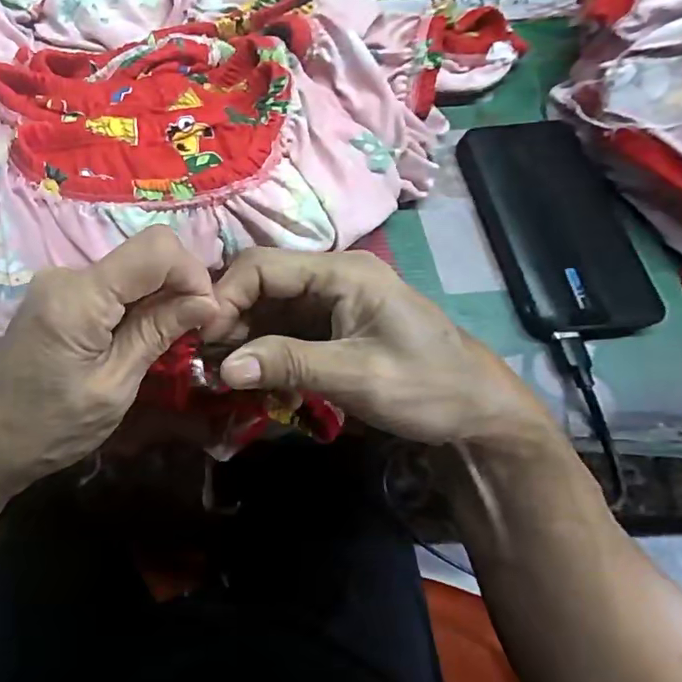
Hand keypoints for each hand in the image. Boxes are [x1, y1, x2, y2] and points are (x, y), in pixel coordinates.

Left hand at [0, 228, 217, 540]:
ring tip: (165, 341)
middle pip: (142, 255)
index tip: (207, 316)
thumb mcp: (115, 387)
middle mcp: (64, 275)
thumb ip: (157, 333)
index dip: (192, 273)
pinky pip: (107, 285)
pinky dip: (131, 304)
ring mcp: (55, 282)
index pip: (155, 248)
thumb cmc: (53, 427)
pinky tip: (134, 337)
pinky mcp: (54, 295)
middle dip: (178, 286)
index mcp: (77, 296)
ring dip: (156, 297)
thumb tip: (208, 300)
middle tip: (194, 332)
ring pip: (128, 270)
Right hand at [204, 248, 555, 446]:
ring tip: (220, 372)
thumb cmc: (428, 387)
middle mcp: (329, 277)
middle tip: (205, 360)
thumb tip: (225, 369)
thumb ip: (290, 364)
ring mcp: (326, 302)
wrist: (478, 415)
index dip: (224, 296)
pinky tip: (246, 376)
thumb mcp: (358, 376)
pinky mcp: (324, 327)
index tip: (203, 338)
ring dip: (238, 338)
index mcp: (342, 272)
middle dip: (226, 318)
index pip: (262, 266)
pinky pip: (276, 330)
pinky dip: (257, 351)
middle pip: (257, 284)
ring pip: (262, 308)